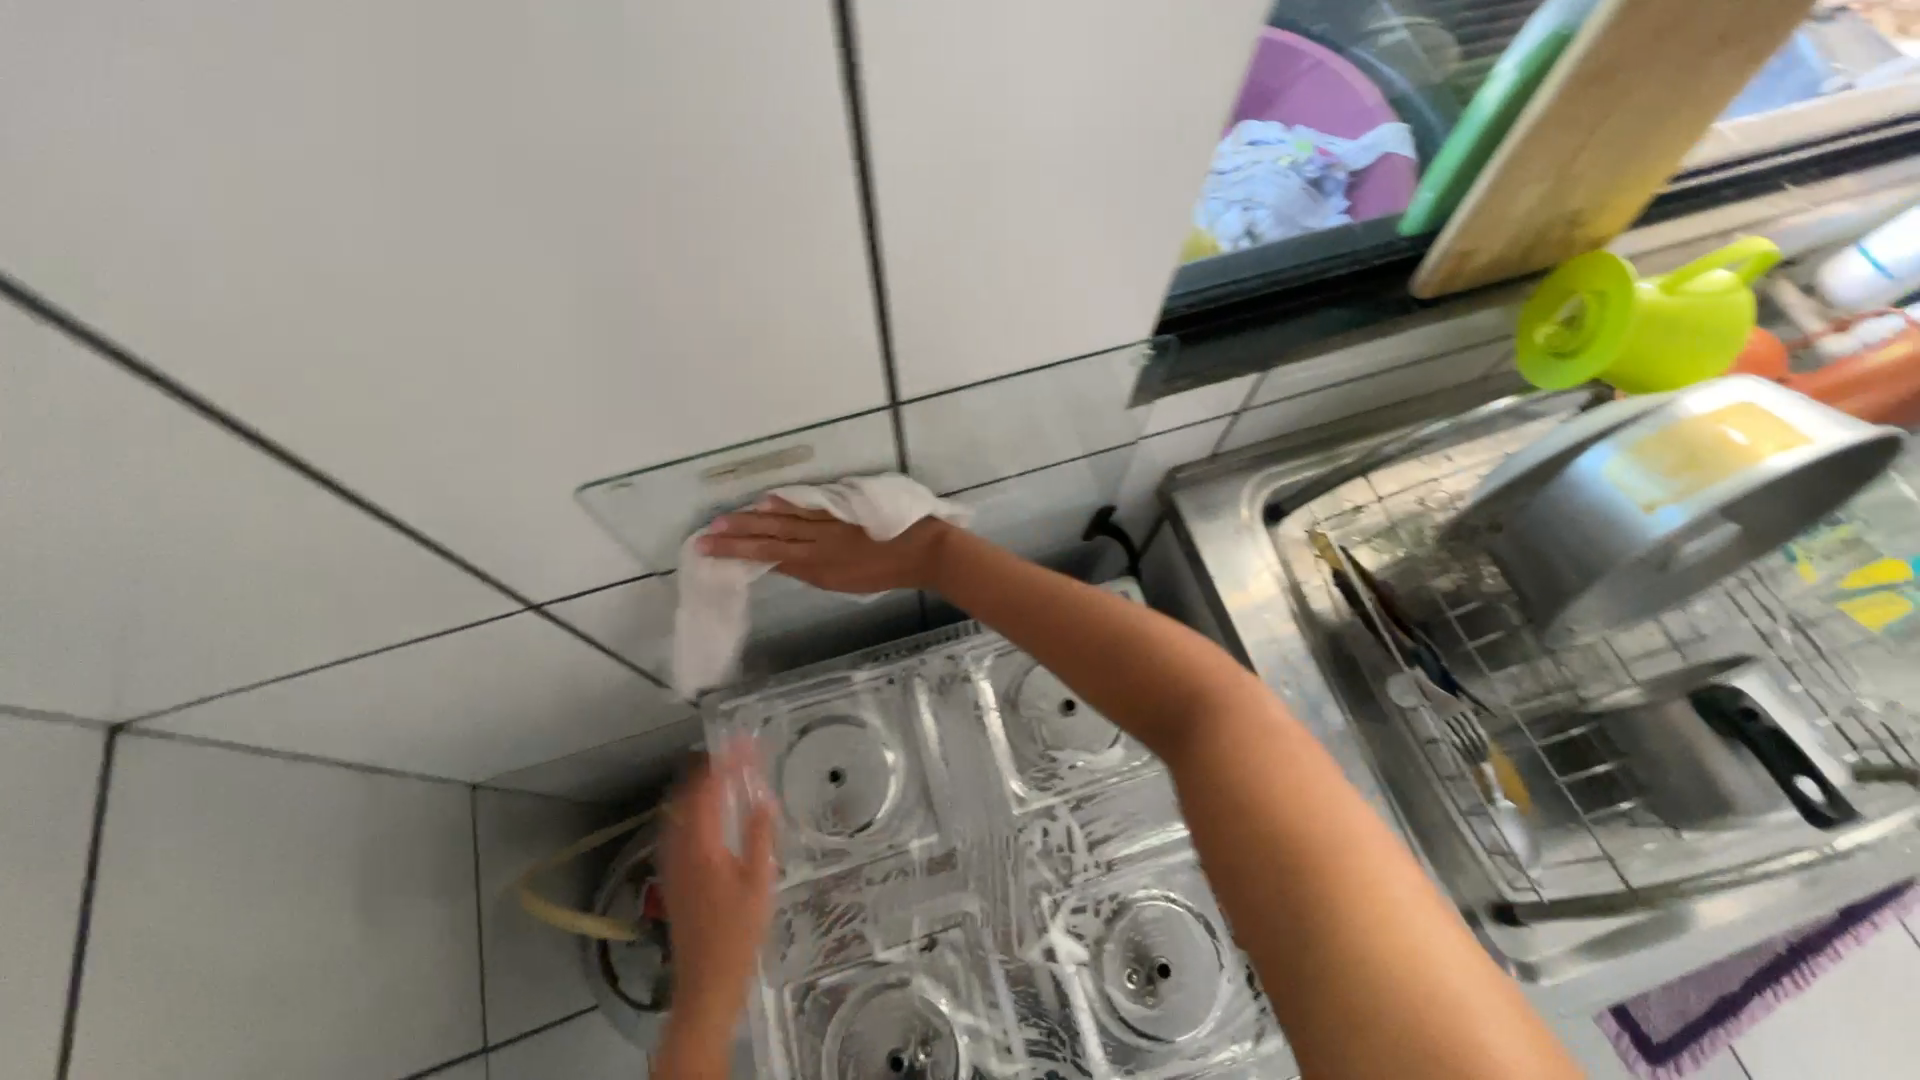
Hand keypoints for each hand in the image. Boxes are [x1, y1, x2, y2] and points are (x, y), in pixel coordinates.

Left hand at [659, 741, 777, 1042]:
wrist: (705, 980)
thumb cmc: (738, 934)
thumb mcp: (760, 882)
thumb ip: (759, 836)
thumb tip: (762, 799)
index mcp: (702, 844)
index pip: (711, 788)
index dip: (727, 760)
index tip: (746, 741)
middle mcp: (679, 846)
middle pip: (689, 793)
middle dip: (712, 765)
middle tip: (737, 749)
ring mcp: (671, 860)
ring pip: (679, 808)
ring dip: (700, 784)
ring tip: (723, 768)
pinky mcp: (671, 873)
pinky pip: (677, 825)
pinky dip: (692, 805)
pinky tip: (707, 810)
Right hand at [695, 496, 952, 593]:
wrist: (925, 553)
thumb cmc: (886, 571)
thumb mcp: (844, 582)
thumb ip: (813, 570)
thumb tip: (783, 559)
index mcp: (819, 568)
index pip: (770, 558)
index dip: (739, 553)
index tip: (711, 549)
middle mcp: (819, 546)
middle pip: (770, 539)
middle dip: (736, 538)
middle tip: (705, 535)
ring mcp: (831, 526)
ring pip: (785, 522)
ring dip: (753, 520)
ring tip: (725, 519)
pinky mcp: (845, 509)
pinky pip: (810, 507)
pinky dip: (786, 505)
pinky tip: (766, 501)